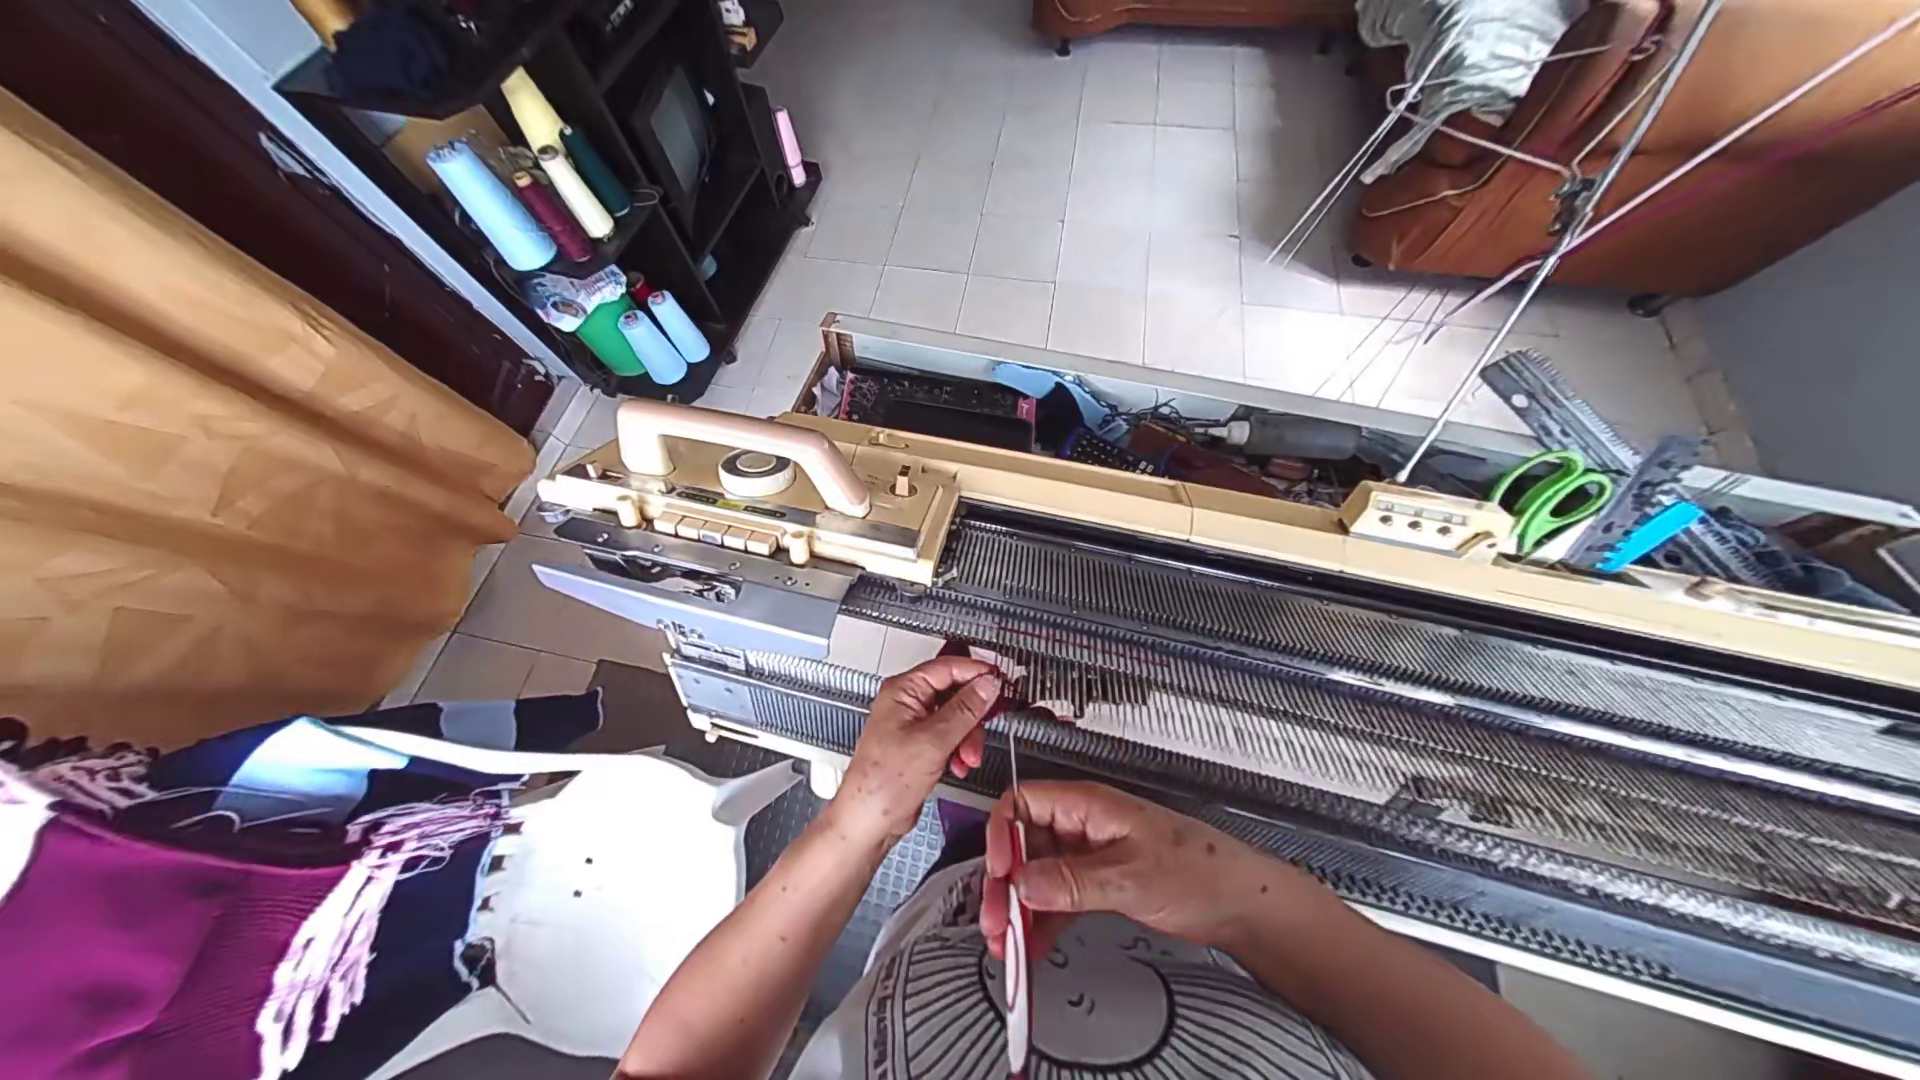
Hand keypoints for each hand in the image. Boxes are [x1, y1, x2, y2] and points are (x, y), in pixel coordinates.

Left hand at [828, 656, 1001, 846]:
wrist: (869, 821)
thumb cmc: (883, 781)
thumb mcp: (934, 741)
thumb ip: (965, 710)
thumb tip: (987, 685)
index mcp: (904, 690)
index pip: (948, 667)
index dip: (976, 673)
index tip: (1000, 680)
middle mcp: (907, 703)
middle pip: (955, 694)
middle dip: (972, 717)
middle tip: (983, 729)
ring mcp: (913, 725)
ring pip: (956, 718)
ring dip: (967, 738)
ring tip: (967, 758)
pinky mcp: (919, 745)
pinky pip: (949, 737)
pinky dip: (959, 750)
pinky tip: (958, 766)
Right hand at [982, 781, 1331, 957]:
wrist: (1240, 901)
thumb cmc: (1199, 868)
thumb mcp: (1130, 875)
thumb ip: (1072, 880)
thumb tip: (1022, 882)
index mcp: (1086, 805)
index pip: (1023, 803)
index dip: (1002, 834)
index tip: (997, 873)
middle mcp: (1082, 825)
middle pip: (1024, 844)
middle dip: (1004, 883)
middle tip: (997, 922)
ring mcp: (1088, 855)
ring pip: (1037, 875)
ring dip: (1019, 908)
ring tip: (1008, 945)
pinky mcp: (1098, 881)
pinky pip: (1057, 898)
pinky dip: (1043, 921)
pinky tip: (1034, 946)